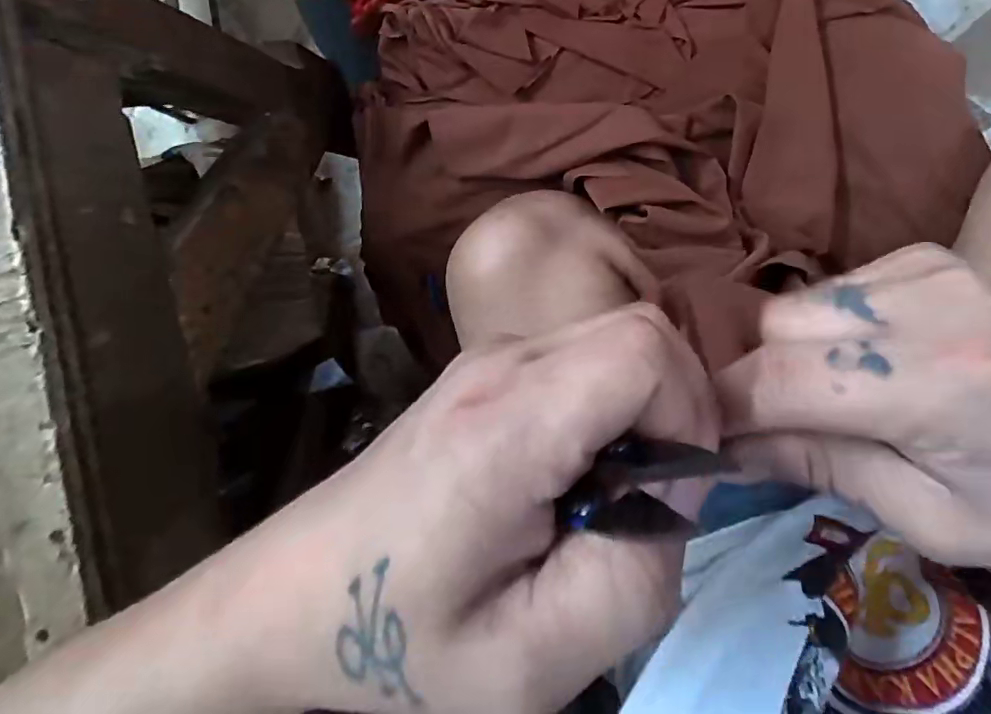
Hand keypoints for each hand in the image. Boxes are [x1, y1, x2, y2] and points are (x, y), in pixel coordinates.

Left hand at [212, 304, 717, 713]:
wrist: (300, 597)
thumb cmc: (405, 639)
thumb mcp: (535, 658)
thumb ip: (636, 574)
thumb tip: (673, 489)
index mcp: (508, 419)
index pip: (645, 348)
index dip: (689, 416)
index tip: (666, 499)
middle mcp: (500, 361)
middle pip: (639, 333)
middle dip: (674, 413)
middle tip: (640, 503)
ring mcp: (487, 356)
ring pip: (613, 342)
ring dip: (640, 415)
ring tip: (598, 497)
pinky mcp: (484, 368)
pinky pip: (579, 359)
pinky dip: (606, 408)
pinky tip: (567, 474)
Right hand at [715, 244, 990, 578]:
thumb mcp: (937, 521)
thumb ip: (820, 467)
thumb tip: (721, 447)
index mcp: (945, 383)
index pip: (782, 380)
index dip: (726, 409)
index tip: (704, 439)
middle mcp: (932, 303)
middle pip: (776, 328)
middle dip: (761, 380)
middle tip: (780, 431)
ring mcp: (931, 267)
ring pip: (796, 302)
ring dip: (791, 354)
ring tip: (830, 401)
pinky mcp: (928, 255)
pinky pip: (831, 288)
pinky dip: (824, 329)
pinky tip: (866, 364)